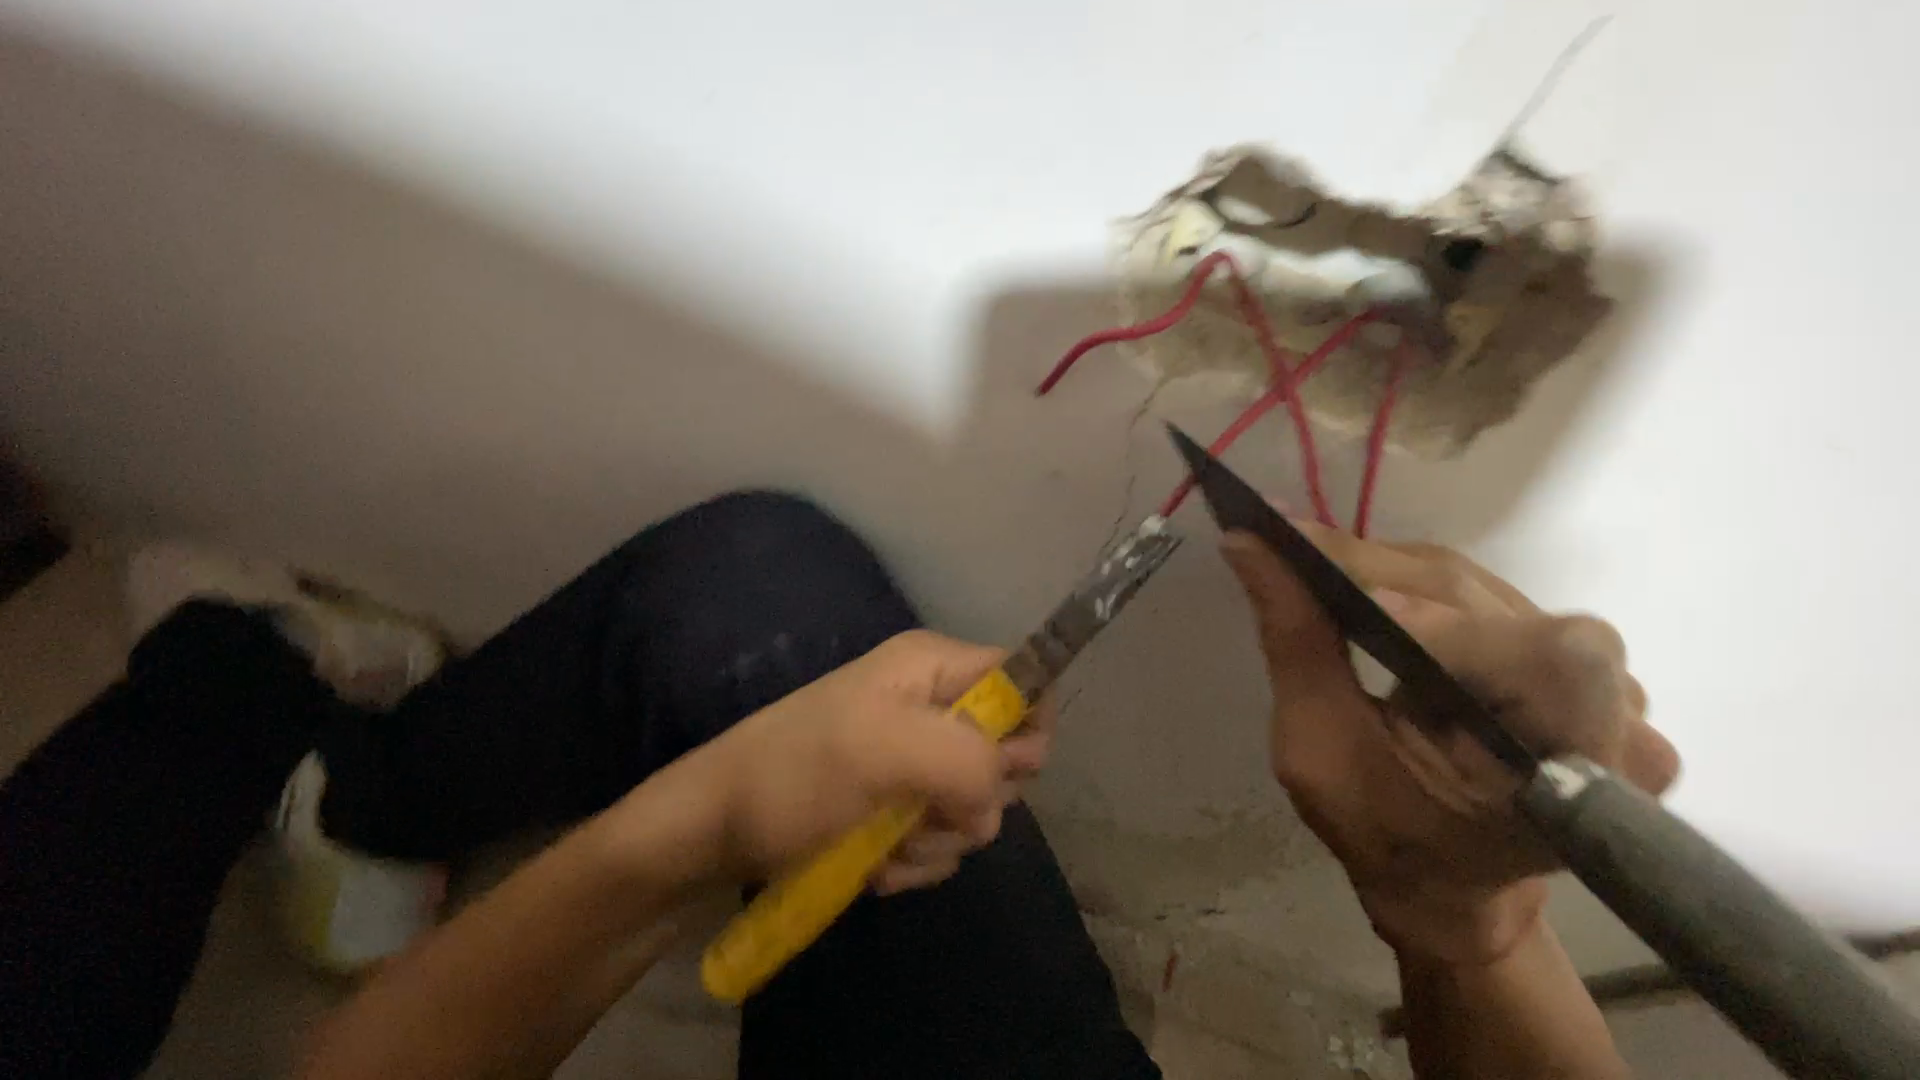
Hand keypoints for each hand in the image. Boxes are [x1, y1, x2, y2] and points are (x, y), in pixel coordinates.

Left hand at [699, 629, 1052, 893]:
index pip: (1023, 680)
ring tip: (884, 841)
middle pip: (1007, 752)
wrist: (714, 829)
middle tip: (923, 809)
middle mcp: (931, 705)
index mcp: (932, 667)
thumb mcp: (881, 749)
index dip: (1027, 727)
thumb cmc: (794, 776)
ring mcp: (914, 758)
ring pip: (975, 805)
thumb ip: (964, 757)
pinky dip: (914, 859)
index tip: (999, 772)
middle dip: (972, 798)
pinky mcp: (898, 804)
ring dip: (937, 837)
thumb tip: (995, 799)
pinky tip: (874, 864)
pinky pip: (942, 838)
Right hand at [1221, 524, 1680, 965]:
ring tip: (1324, 574)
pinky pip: (1486, 600)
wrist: (1447, 882)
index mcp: (1576, 766)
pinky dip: (1418, 590)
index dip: (1439, 617)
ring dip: (1396, 577)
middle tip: (1299, 555)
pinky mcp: (1568, 662)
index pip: (1537, 654)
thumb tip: (1247, 542)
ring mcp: (1603, 682)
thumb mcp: (1318, 751)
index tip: (1330, 584)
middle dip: (1388, 579)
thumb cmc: (1383, 836)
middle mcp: (1618, 713)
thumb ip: (1296, 643)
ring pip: (1486, 590)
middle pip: (1496, 606)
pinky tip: (1369, 596)